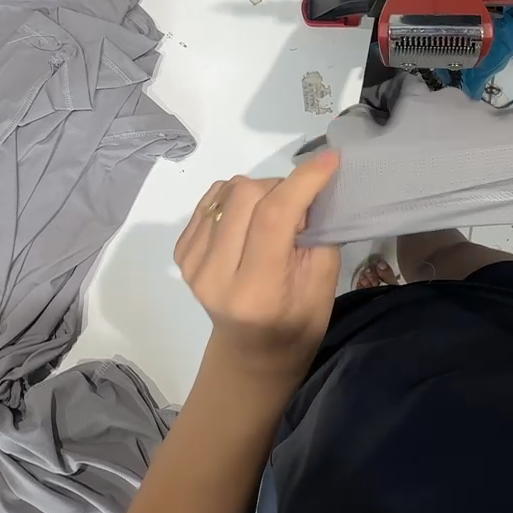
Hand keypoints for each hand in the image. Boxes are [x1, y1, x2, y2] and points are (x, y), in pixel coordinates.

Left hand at [174, 152, 342, 384]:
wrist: (251, 353)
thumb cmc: (297, 322)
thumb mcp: (322, 283)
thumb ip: (316, 231)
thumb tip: (309, 186)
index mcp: (256, 290)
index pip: (274, 216)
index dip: (303, 181)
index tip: (329, 160)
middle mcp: (214, 275)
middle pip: (247, 195)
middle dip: (283, 186)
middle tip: (300, 204)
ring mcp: (192, 263)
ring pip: (228, 190)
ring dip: (260, 190)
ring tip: (274, 215)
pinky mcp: (183, 252)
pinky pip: (212, 198)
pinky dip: (237, 198)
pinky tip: (249, 219)